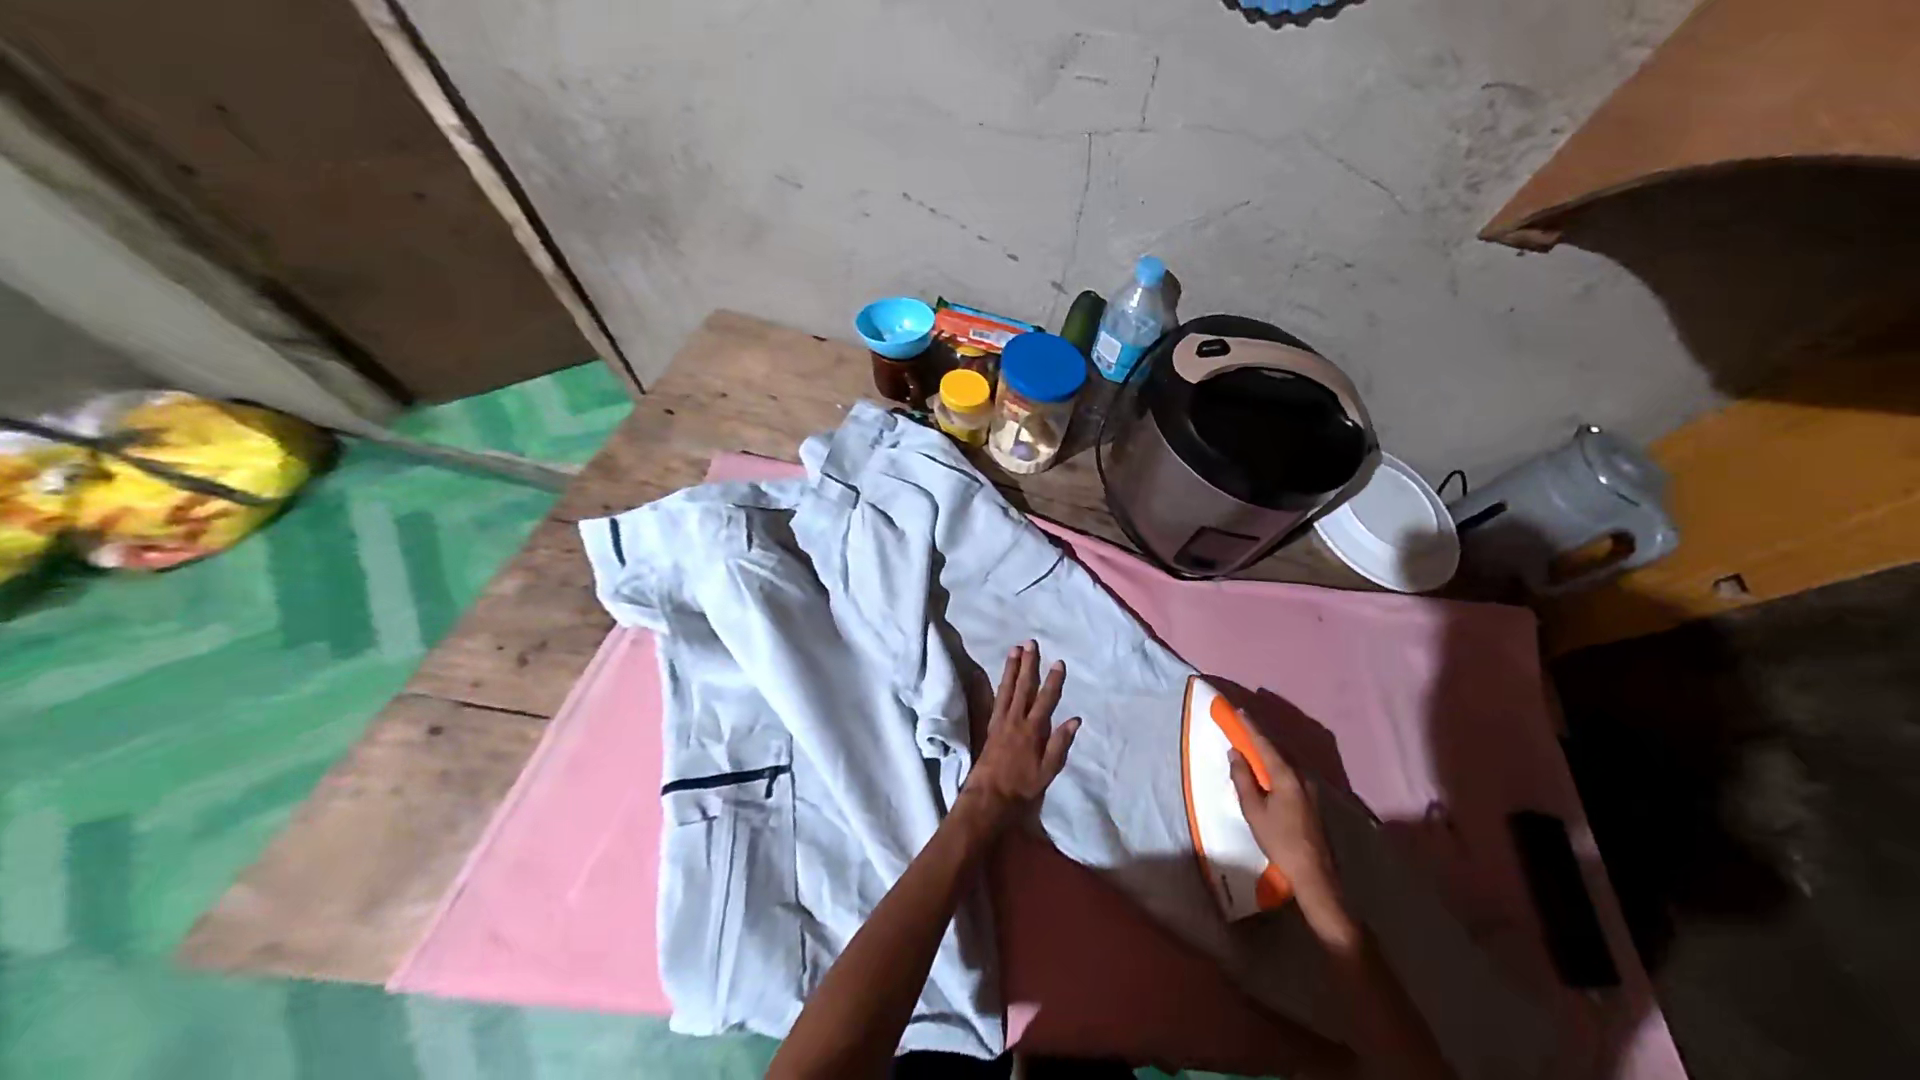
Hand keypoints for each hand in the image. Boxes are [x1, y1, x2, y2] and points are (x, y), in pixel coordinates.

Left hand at [959, 641, 1080, 827]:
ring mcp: (1000, 720)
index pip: (1046, 699)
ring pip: (1007, 688)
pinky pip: (994, 699)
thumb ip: (1060, 744)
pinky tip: (993, 675)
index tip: (1058, 662)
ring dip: (1011, 668)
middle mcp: (1016, 720)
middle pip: (1024, 687)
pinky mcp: (990, 725)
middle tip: (1031, 643)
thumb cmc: (1023, 784)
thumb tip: (1075, 719)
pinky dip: (995, 684)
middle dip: (1029, 664)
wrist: (990, 795)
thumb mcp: (1049, 769)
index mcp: (1033, 730)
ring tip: (1014, 650)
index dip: (1054, 680)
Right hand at [1229, 725, 1358, 948]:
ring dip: (1270, 749)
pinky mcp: (1312, 798)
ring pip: (1287, 759)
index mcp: (1286, 775)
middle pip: (1279, 748)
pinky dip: (1277, 762)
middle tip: (1244, 724)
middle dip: (1261, 735)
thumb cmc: (1280, 840)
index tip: (1240, 711)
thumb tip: (1236, 753)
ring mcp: (1311, 787)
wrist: (1314, 872)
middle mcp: (1302, 775)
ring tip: (1254, 742)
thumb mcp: (1253, 810)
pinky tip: (1269, 767)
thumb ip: (1243, 778)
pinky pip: (1291, 770)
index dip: (1251, 727)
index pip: (1265, 744)